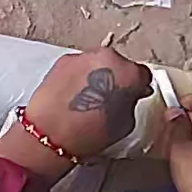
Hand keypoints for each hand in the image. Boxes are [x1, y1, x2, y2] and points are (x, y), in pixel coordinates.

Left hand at [22, 47, 152, 159]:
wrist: (49, 135)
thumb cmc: (86, 133)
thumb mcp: (125, 124)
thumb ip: (131, 103)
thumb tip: (129, 96)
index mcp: (129, 73)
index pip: (142, 74)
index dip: (138, 86)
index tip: (133, 93)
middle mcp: (107, 58)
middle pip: (119, 64)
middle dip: (117, 78)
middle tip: (109, 99)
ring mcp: (83, 56)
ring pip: (97, 63)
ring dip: (96, 75)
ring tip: (88, 99)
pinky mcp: (63, 60)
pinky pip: (78, 66)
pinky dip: (78, 76)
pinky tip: (73, 95)